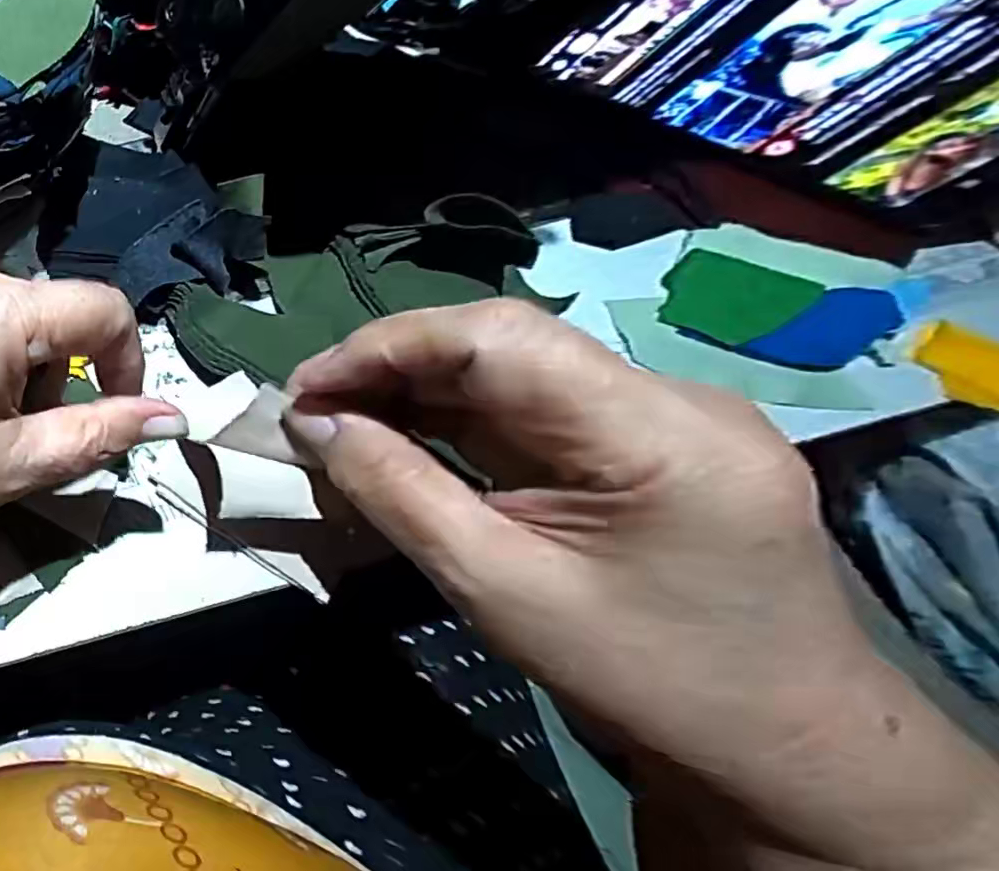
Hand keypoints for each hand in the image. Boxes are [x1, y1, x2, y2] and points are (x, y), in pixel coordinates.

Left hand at [0, 263, 185, 590]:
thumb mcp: (17, 463)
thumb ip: (103, 431)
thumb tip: (175, 418)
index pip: (103, 308)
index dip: (129, 362)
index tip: (116, 415)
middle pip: (60, 315)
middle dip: (67, 377)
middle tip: (30, 440)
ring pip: (22, 319)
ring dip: (30, 373)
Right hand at [282, 299, 998, 868]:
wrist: (779, 749)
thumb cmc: (643, 678)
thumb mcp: (496, 588)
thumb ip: (396, 491)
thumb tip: (313, 423)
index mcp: (658, 433)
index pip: (497, 339)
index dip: (386, 347)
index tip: (307, 387)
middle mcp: (663, 397)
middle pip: (494, 342)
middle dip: (385, 365)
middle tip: (309, 405)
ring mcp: (648, 410)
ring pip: (495, 365)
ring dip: (404, 386)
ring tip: (334, 418)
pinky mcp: (625, 433)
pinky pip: (512, 401)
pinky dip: (438, 412)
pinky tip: (389, 432)